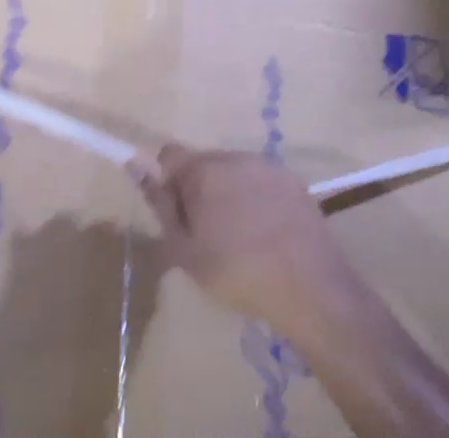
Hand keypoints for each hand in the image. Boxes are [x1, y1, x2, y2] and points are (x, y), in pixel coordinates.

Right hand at [138, 144, 350, 329]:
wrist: (314, 292)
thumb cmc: (238, 273)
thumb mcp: (185, 249)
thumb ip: (160, 204)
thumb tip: (135, 165)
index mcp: (204, 170)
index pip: (168, 155)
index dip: (165, 181)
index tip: (175, 215)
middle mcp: (236, 157)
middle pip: (203, 163)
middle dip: (198, 189)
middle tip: (205, 233)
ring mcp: (269, 168)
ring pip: (233, 173)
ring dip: (228, 193)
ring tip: (239, 237)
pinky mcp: (296, 184)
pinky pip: (261, 183)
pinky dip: (256, 201)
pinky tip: (266, 236)